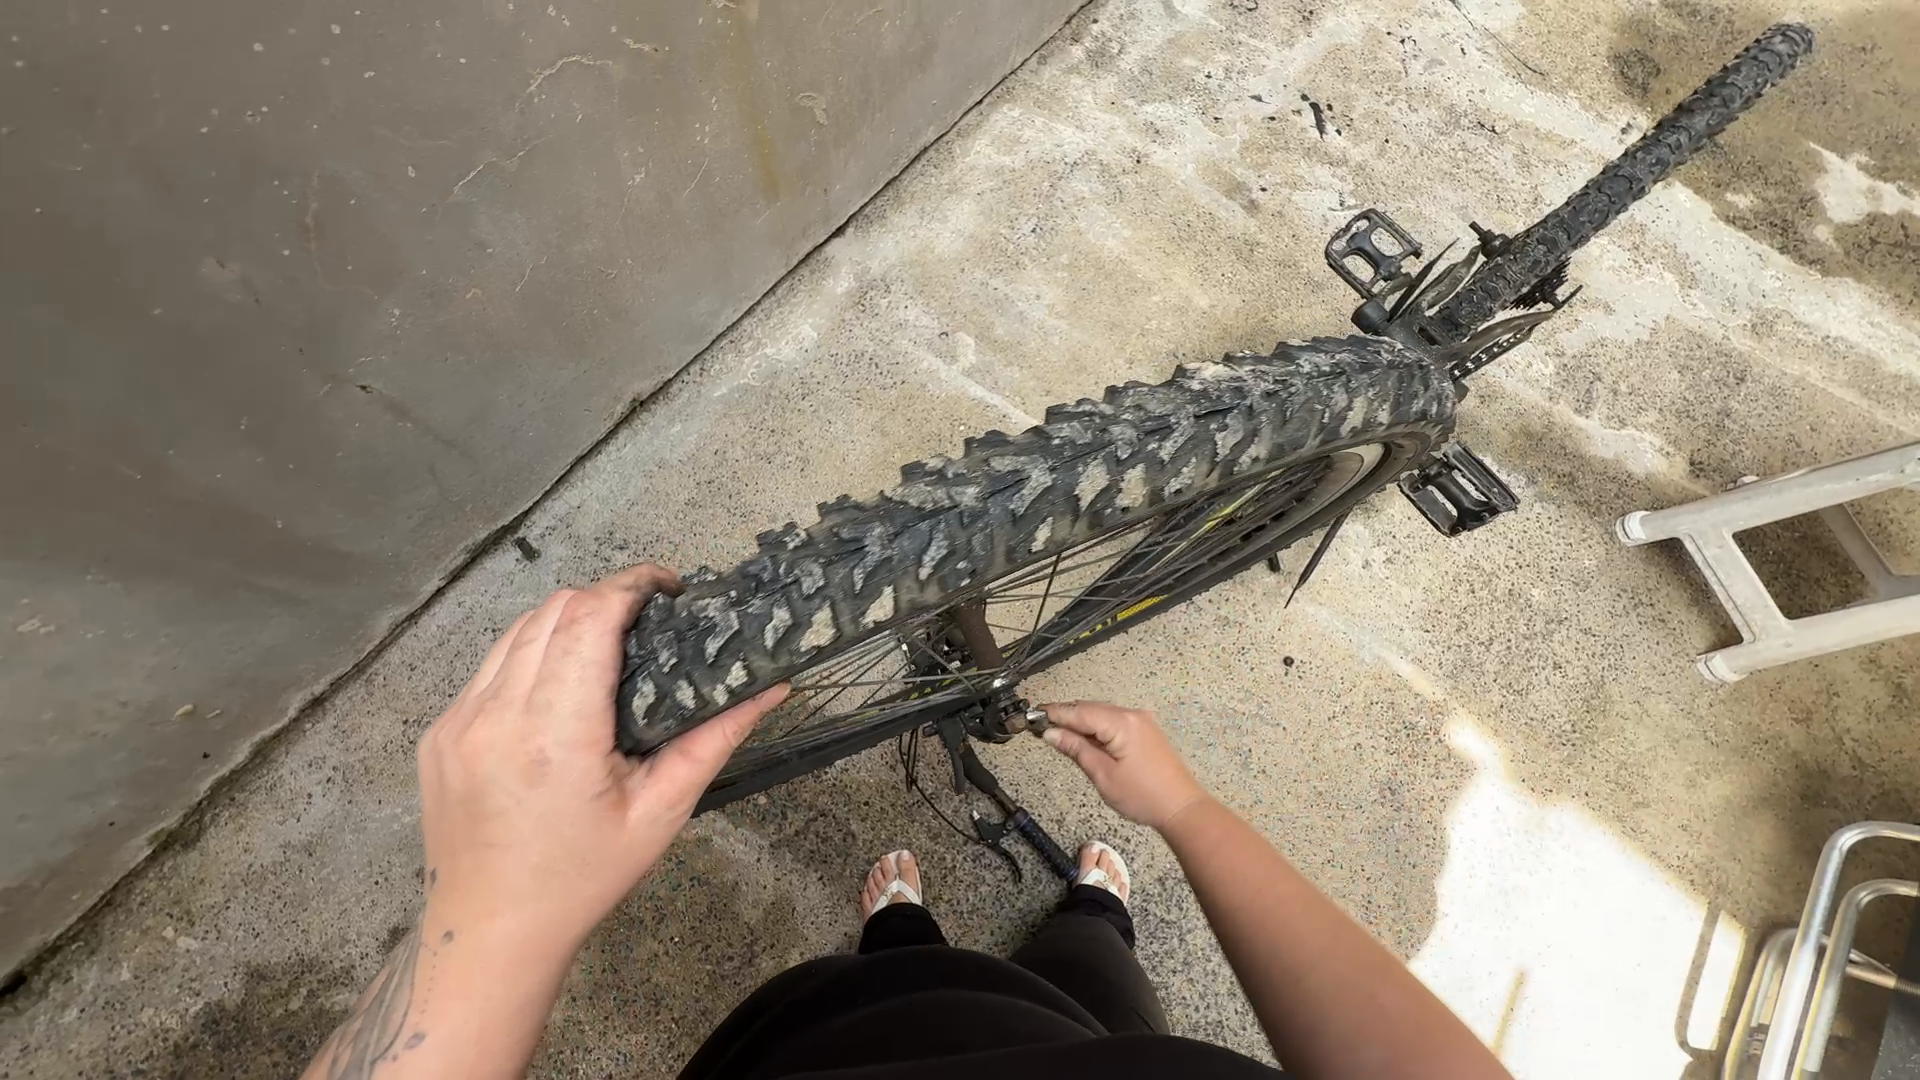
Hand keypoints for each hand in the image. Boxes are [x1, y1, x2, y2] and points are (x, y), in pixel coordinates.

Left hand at [415, 564, 788, 963]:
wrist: (488, 935)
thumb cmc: (586, 876)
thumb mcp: (663, 810)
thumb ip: (717, 738)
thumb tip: (775, 687)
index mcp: (554, 733)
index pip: (588, 618)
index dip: (631, 585)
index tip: (670, 586)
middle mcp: (494, 715)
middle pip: (554, 610)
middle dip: (607, 595)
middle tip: (654, 615)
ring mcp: (457, 720)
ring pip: (519, 628)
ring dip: (569, 617)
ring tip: (613, 638)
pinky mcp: (439, 731)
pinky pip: (493, 662)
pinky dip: (536, 648)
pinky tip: (565, 678)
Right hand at [1039, 701, 1209, 829]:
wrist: (1182, 808)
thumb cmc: (1144, 796)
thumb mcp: (1102, 775)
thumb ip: (1075, 749)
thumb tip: (1051, 733)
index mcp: (1122, 723)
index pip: (1080, 712)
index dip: (1055, 713)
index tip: (1034, 716)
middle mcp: (1132, 715)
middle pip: (1090, 709)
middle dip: (1065, 716)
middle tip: (1041, 726)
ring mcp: (1141, 721)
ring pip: (1101, 714)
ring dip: (1080, 722)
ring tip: (1058, 734)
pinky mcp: (1145, 730)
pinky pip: (1113, 721)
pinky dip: (1096, 728)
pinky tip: (1085, 739)